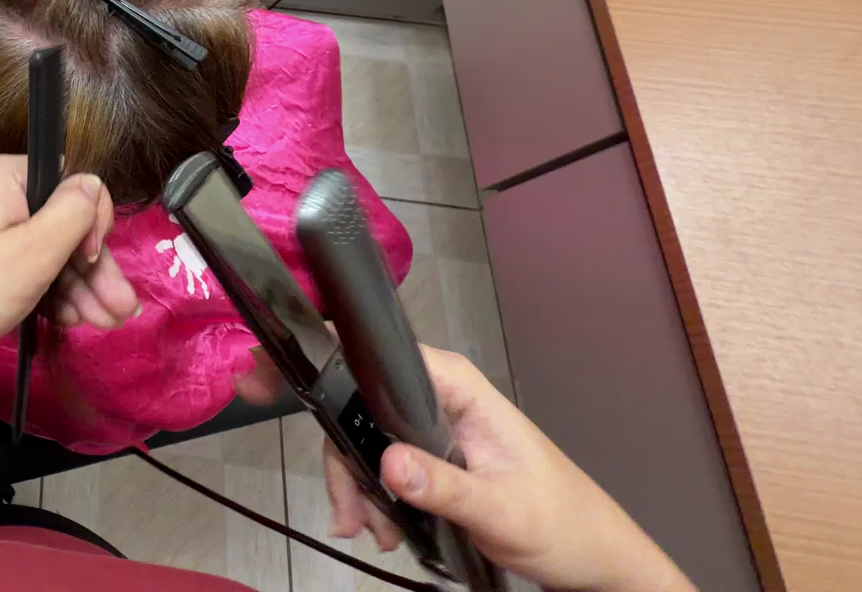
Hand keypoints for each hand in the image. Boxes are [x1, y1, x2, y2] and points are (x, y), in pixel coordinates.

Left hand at [0, 154, 136, 370]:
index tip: (95, 263)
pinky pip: (16, 262)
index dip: (93, 224)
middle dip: (92, 268)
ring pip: (40, 247)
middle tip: (121, 311)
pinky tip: (66, 318)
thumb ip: (72, 213)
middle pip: (59, 222)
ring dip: (73, 284)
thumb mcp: (32, 252)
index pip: (71, 184)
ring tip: (103, 323)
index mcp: (6, 176)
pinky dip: (41, 286)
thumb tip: (93, 182)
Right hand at [323, 347, 695, 591]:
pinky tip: (377, 524)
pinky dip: (371, 491)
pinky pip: (380, 457)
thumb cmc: (566, 528)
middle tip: (349, 513)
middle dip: (348, 460)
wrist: (600, 564)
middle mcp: (435, 393)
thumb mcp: (504, 513)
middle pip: (360, 406)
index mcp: (455, 386)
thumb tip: (388, 463)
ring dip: (358, 484)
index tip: (325, 429)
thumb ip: (445, 487)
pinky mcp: (427, 446)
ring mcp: (429, 419)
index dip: (341, 381)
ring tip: (367, 530)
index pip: (381, 359)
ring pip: (365, 436)